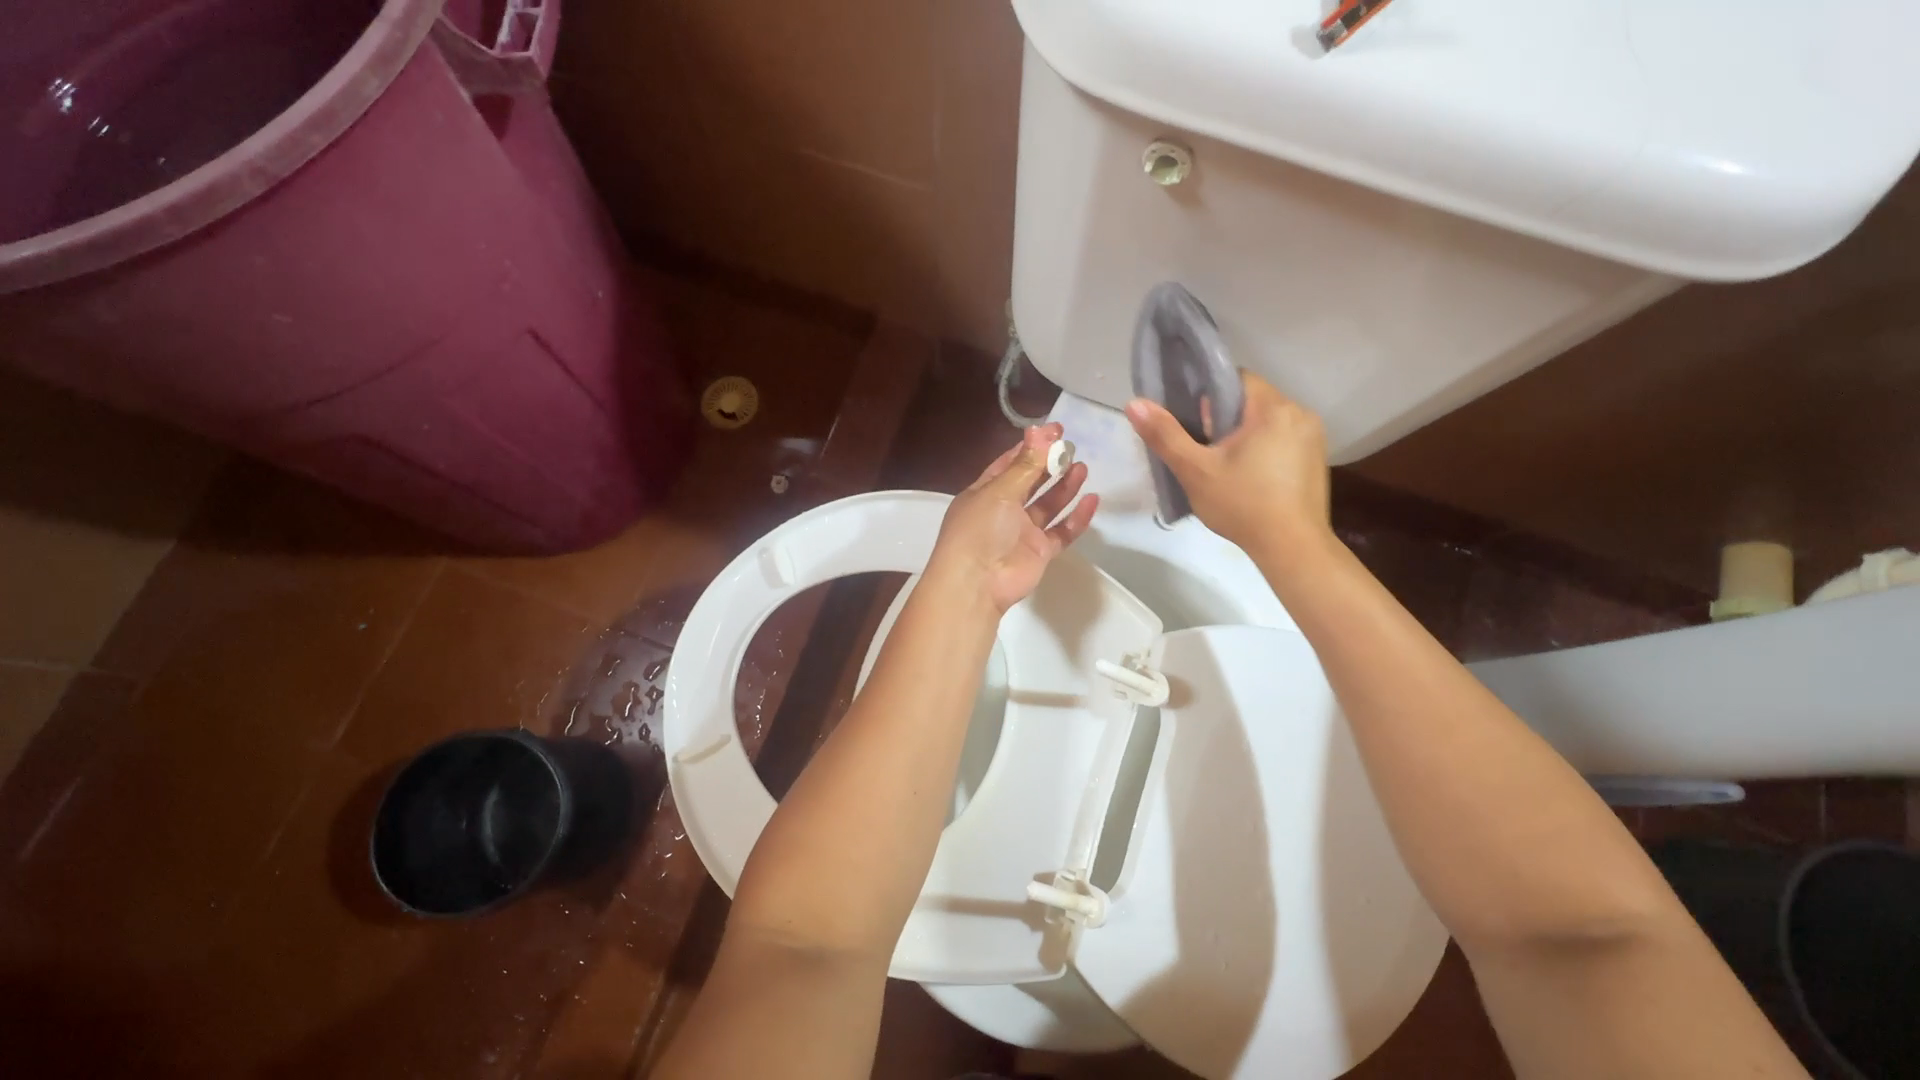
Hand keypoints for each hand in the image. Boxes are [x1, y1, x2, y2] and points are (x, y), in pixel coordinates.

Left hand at [927, 423, 1098, 612]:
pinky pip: (1062, 531)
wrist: (976, 583)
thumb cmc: (980, 530)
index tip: (1056, 430)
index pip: (1010, 463)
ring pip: (1048, 505)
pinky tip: (1092, 500)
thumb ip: (1025, 464)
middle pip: (1031, 482)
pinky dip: (1076, 517)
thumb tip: (1039, 431)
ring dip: (1064, 487)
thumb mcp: (1000, 491)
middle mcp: (1003, 510)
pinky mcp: (1039, 552)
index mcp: (985, 492)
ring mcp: (1022, 532)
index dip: (1032, 446)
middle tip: (1072, 446)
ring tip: (1083, 467)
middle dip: (1050, 464)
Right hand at [1125, 371, 1330, 555]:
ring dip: (1246, 435)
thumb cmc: (1243, 505)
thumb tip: (1134, 403)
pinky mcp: (1317, 459)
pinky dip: (1265, 450)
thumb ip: (1165, 435)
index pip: (1236, 379)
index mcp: (1273, 408)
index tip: (1196, 424)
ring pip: (1268, 421)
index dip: (1210, 396)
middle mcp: (1300, 413)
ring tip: (1226, 466)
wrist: (1292, 548)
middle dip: (1227, 419)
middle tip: (1206, 449)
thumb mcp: (1195, 471)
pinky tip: (1251, 478)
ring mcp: (1313, 437)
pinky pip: (1284, 440)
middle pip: (1252, 401)